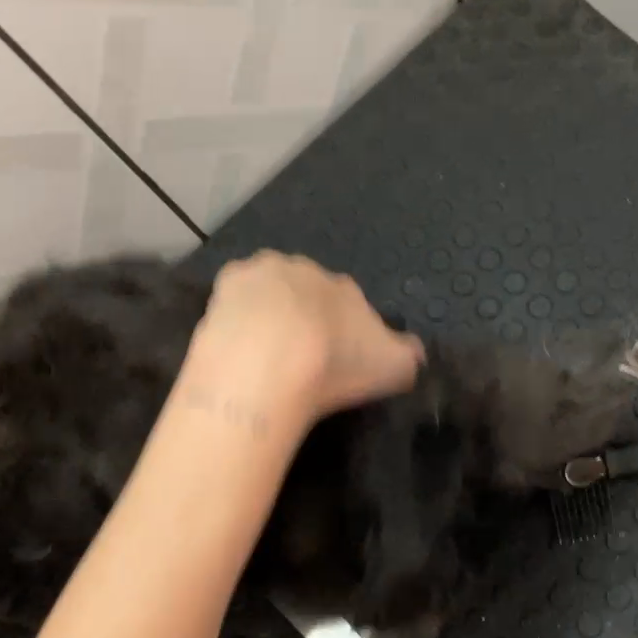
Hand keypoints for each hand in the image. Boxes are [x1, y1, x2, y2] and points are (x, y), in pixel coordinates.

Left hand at [183, 251, 424, 427]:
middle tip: (302, 357)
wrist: (268, 363)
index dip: (345, 332)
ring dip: (269, 314)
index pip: (350, 304)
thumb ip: (409, 356)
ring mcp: (261, 275)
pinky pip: (234, 305)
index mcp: (347, 288)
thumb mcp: (396, 368)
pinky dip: (237, 323)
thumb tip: (415, 350)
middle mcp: (306, 269)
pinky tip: (238, 351)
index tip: (338, 360)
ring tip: (266, 356)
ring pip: (269, 293)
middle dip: (307, 316)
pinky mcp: (222, 287)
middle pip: (308, 292)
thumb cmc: (337, 364)